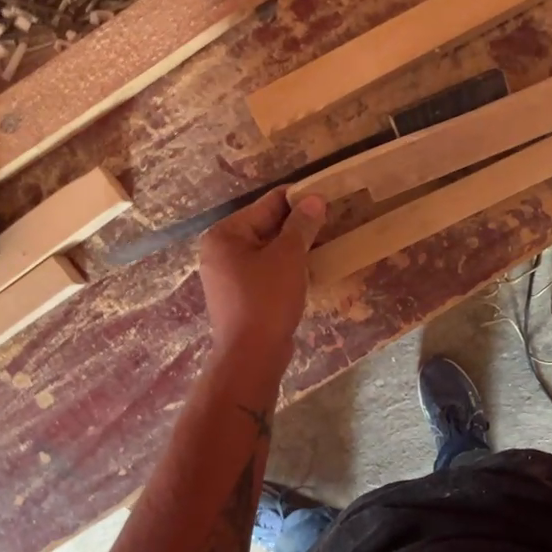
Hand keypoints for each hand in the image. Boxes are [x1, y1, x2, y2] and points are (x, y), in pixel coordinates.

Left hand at [199, 189, 326, 372]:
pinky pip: (266, 272)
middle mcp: (220, 252)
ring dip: (293, 248)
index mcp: (225, 235)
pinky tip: (308, 270)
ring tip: (325, 243)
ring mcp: (228, 277)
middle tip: (331, 220)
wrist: (252, 355)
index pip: (265, 204)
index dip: (297, 199)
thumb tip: (314, 198)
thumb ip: (301, 225)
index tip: (325, 196)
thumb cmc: (267, 299)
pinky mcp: (240, 298)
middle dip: (296, 225)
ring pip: (267, 251)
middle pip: (264, 227)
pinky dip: (286, 268)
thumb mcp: (288, 257)